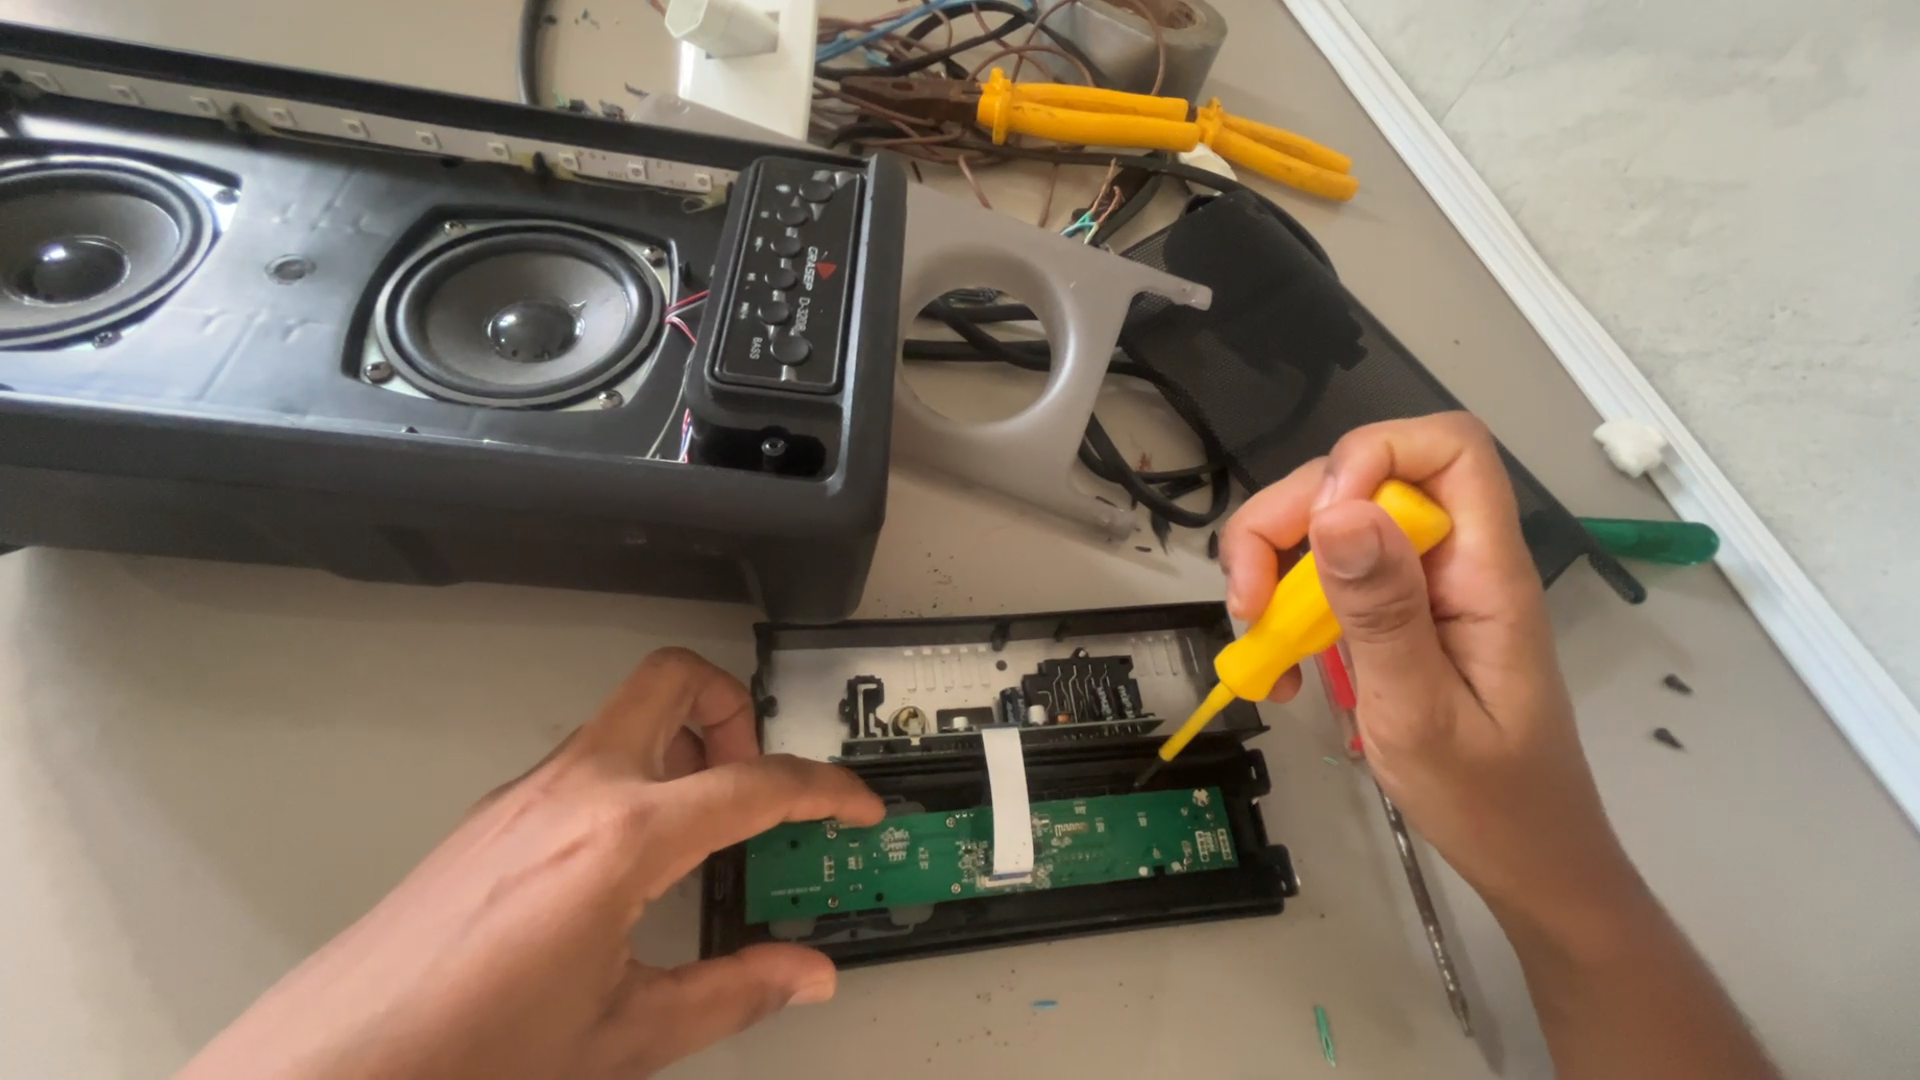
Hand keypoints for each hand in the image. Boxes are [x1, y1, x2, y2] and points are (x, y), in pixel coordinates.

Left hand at [177, 648, 883, 1079]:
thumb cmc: (470, 1064)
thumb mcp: (623, 1039)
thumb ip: (732, 994)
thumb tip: (810, 975)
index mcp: (623, 837)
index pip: (755, 784)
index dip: (825, 790)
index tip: (856, 808)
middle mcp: (578, 787)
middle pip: (674, 678)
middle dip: (735, 709)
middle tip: (755, 780)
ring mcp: (529, 791)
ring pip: (630, 711)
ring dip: (686, 740)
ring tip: (705, 825)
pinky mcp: (497, 812)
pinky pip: (594, 755)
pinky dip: (641, 773)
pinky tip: (636, 860)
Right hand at [1220, 414, 1637, 923]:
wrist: (1522, 857)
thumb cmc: (1487, 799)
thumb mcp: (1421, 711)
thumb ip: (1384, 612)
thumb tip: (1340, 515)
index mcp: (1483, 570)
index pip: (1447, 448)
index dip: (1371, 457)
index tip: (1316, 528)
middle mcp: (1448, 559)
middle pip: (1359, 478)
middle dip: (1283, 524)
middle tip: (1249, 602)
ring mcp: (1415, 583)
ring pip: (1325, 524)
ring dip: (1269, 569)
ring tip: (1256, 639)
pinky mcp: (1388, 610)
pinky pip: (1319, 575)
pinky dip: (1280, 609)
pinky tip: (1278, 664)